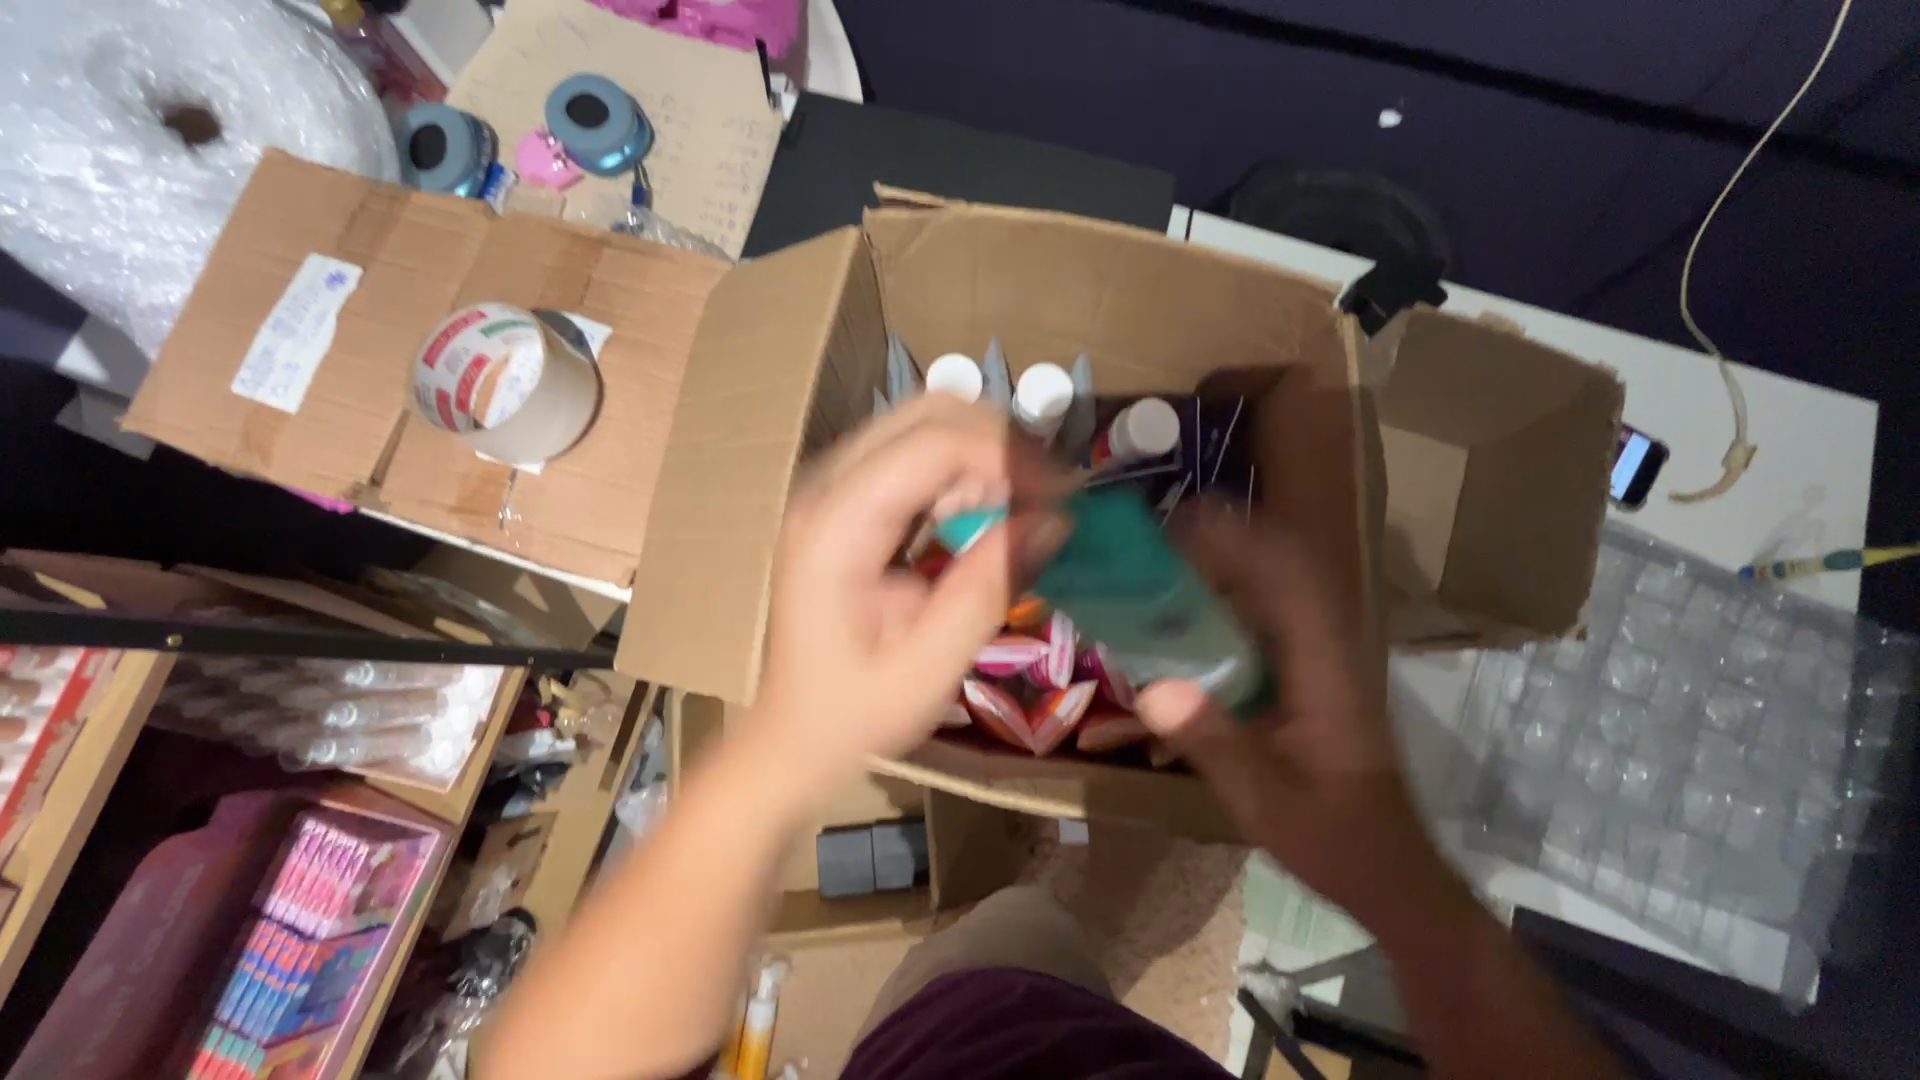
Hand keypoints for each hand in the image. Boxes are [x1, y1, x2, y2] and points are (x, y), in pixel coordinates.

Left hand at [752, 395, 1071, 788]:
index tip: (1063, 495)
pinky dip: (959, 472)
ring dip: (980, 455)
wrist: (793, 736)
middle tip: (1044, 498)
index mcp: (836, 527)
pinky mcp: (846, 501)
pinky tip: (975, 519)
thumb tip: (1052, 520)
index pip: (932, 444)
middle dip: (998, 443)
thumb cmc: (854, 714)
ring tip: (1012, 513)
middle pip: (926, 413)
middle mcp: (827, 489)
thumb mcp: (930, 665)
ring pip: (922, 424)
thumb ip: (988, 586)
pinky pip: (913, 455)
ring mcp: (832, 489)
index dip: (1007, 456)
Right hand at [1135, 503, 1464, 920]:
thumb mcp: (1262, 798)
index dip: (1240, 540)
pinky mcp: (1321, 675)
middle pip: (1291, 567)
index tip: (1185, 522)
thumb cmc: (1331, 837)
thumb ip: (1211, 740)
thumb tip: (1150, 686)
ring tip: (1178, 557)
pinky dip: (1243, 595)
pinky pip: (1281, 615)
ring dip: (1239, 561)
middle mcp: (1334, 649)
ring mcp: (1331, 660)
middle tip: (1170, 534)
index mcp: (1326, 668)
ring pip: (1288, 586)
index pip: (1289, 579)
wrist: (1390, 872)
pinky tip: (1201, 610)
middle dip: (1234, 538)